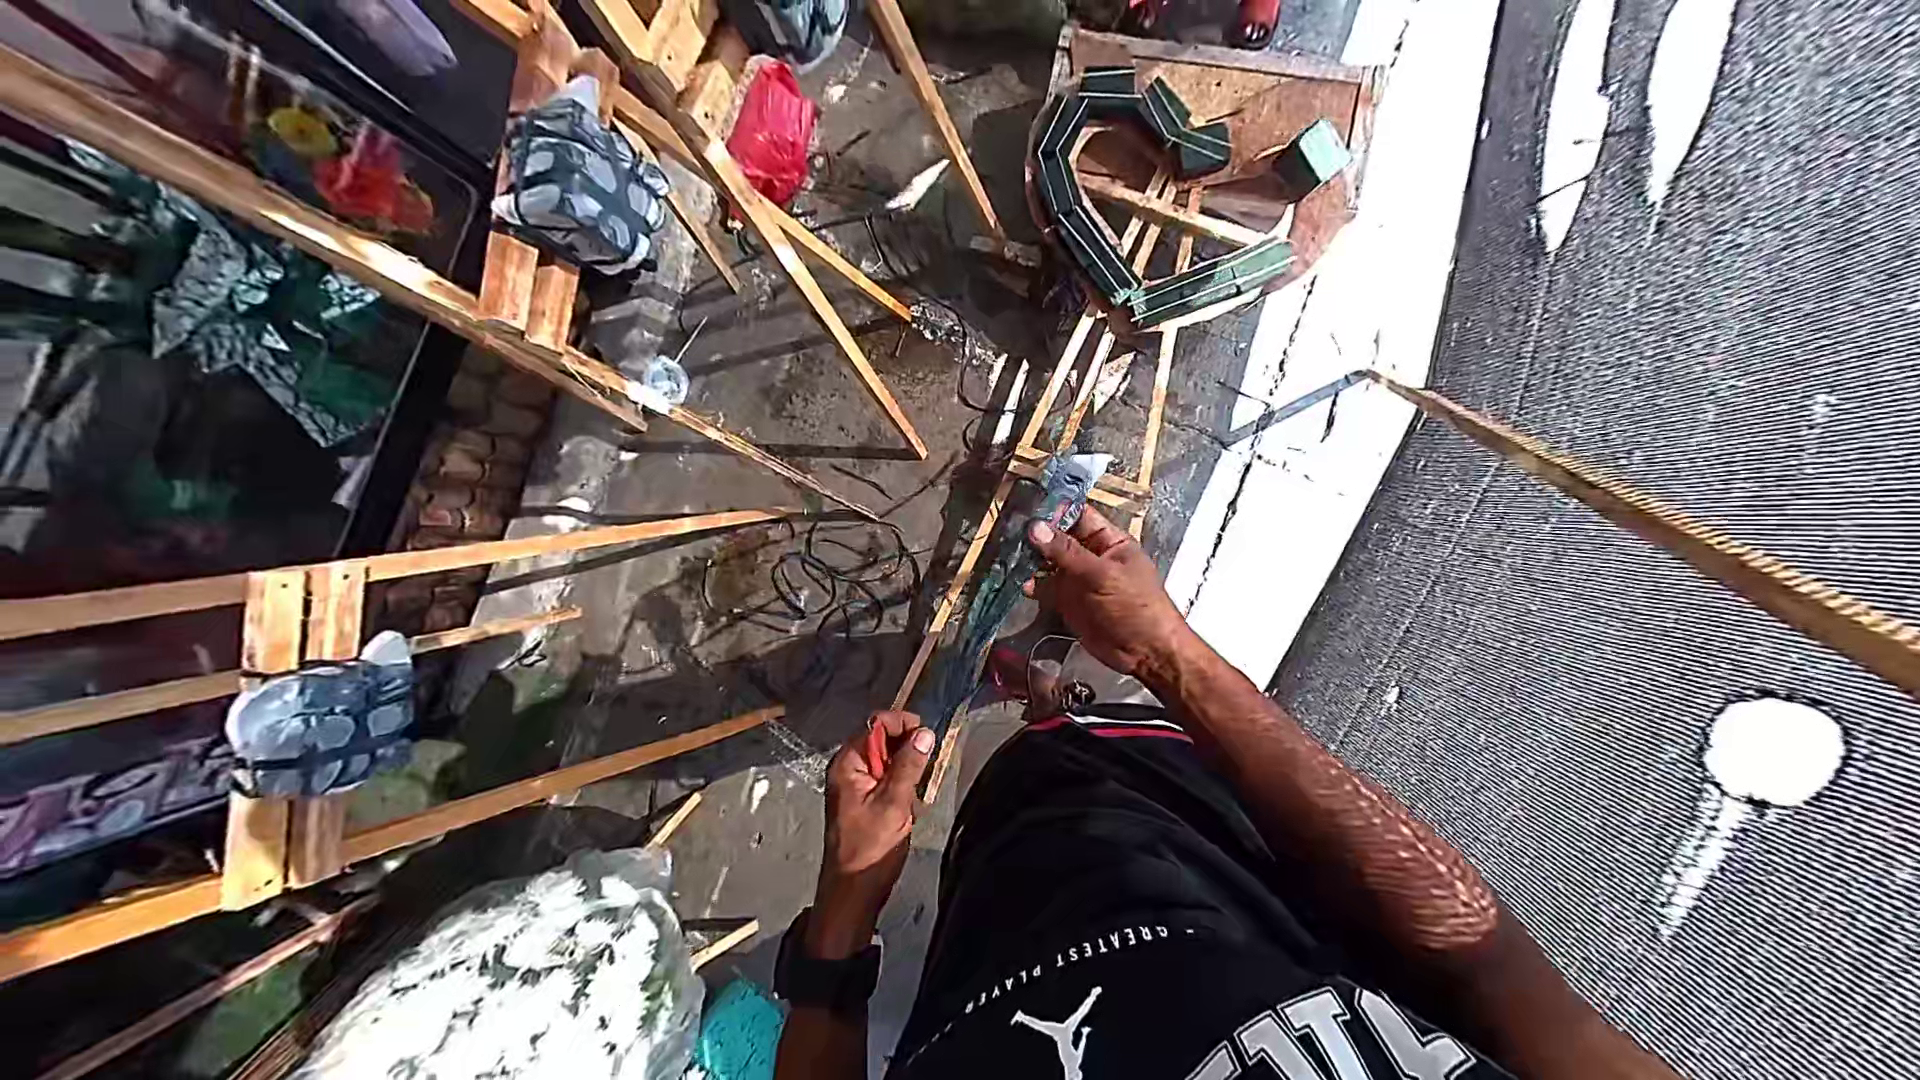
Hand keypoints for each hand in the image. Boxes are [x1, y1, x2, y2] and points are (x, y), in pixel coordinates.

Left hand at [810, 711, 934, 957]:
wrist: (852, 894)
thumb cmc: (870, 848)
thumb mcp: (894, 804)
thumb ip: (909, 766)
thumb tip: (925, 732)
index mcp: (848, 763)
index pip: (876, 724)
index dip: (902, 724)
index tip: (927, 735)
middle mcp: (848, 768)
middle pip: (882, 739)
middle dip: (908, 747)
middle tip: (928, 763)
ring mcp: (855, 784)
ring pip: (887, 758)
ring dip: (907, 766)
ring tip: (920, 786)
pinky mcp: (864, 799)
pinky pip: (887, 777)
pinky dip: (902, 782)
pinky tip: (912, 800)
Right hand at [1024, 506, 1195, 679]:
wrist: (1145, 653)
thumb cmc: (1135, 606)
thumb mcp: (1103, 574)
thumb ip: (1067, 552)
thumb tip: (1035, 527)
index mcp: (1108, 541)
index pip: (1078, 515)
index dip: (1055, 509)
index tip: (1026, 506)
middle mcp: (1090, 555)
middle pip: (1057, 537)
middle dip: (1035, 534)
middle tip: (1007, 528)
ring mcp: (1076, 578)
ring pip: (1047, 561)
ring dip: (1028, 558)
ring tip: (1006, 553)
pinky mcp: (1066, 600)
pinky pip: (1044, 586)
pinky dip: (1030, 584)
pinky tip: (1017, 581)